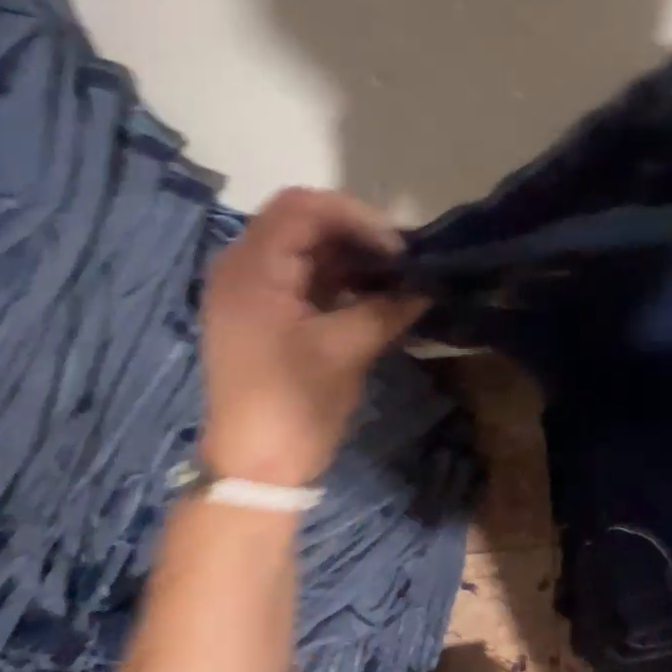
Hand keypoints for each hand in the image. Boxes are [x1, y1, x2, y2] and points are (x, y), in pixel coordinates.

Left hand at [200, 187, 428, 487]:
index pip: (304, 208)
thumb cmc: (295, 402)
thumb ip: (386, 308)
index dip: (357, 217)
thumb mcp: (347, 350)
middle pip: (303, 223)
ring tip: (398, 279)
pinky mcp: (264, 315)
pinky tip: (375, 297)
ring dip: (352, 258)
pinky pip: (303, 279)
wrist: (256, 464)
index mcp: (253, 268)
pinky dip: (340, 281)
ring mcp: (251, 292)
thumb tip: (426, 286)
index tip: (401, 249)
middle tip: (405, 262)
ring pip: (306, 251)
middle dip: (358, 235)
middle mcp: (244, 268)